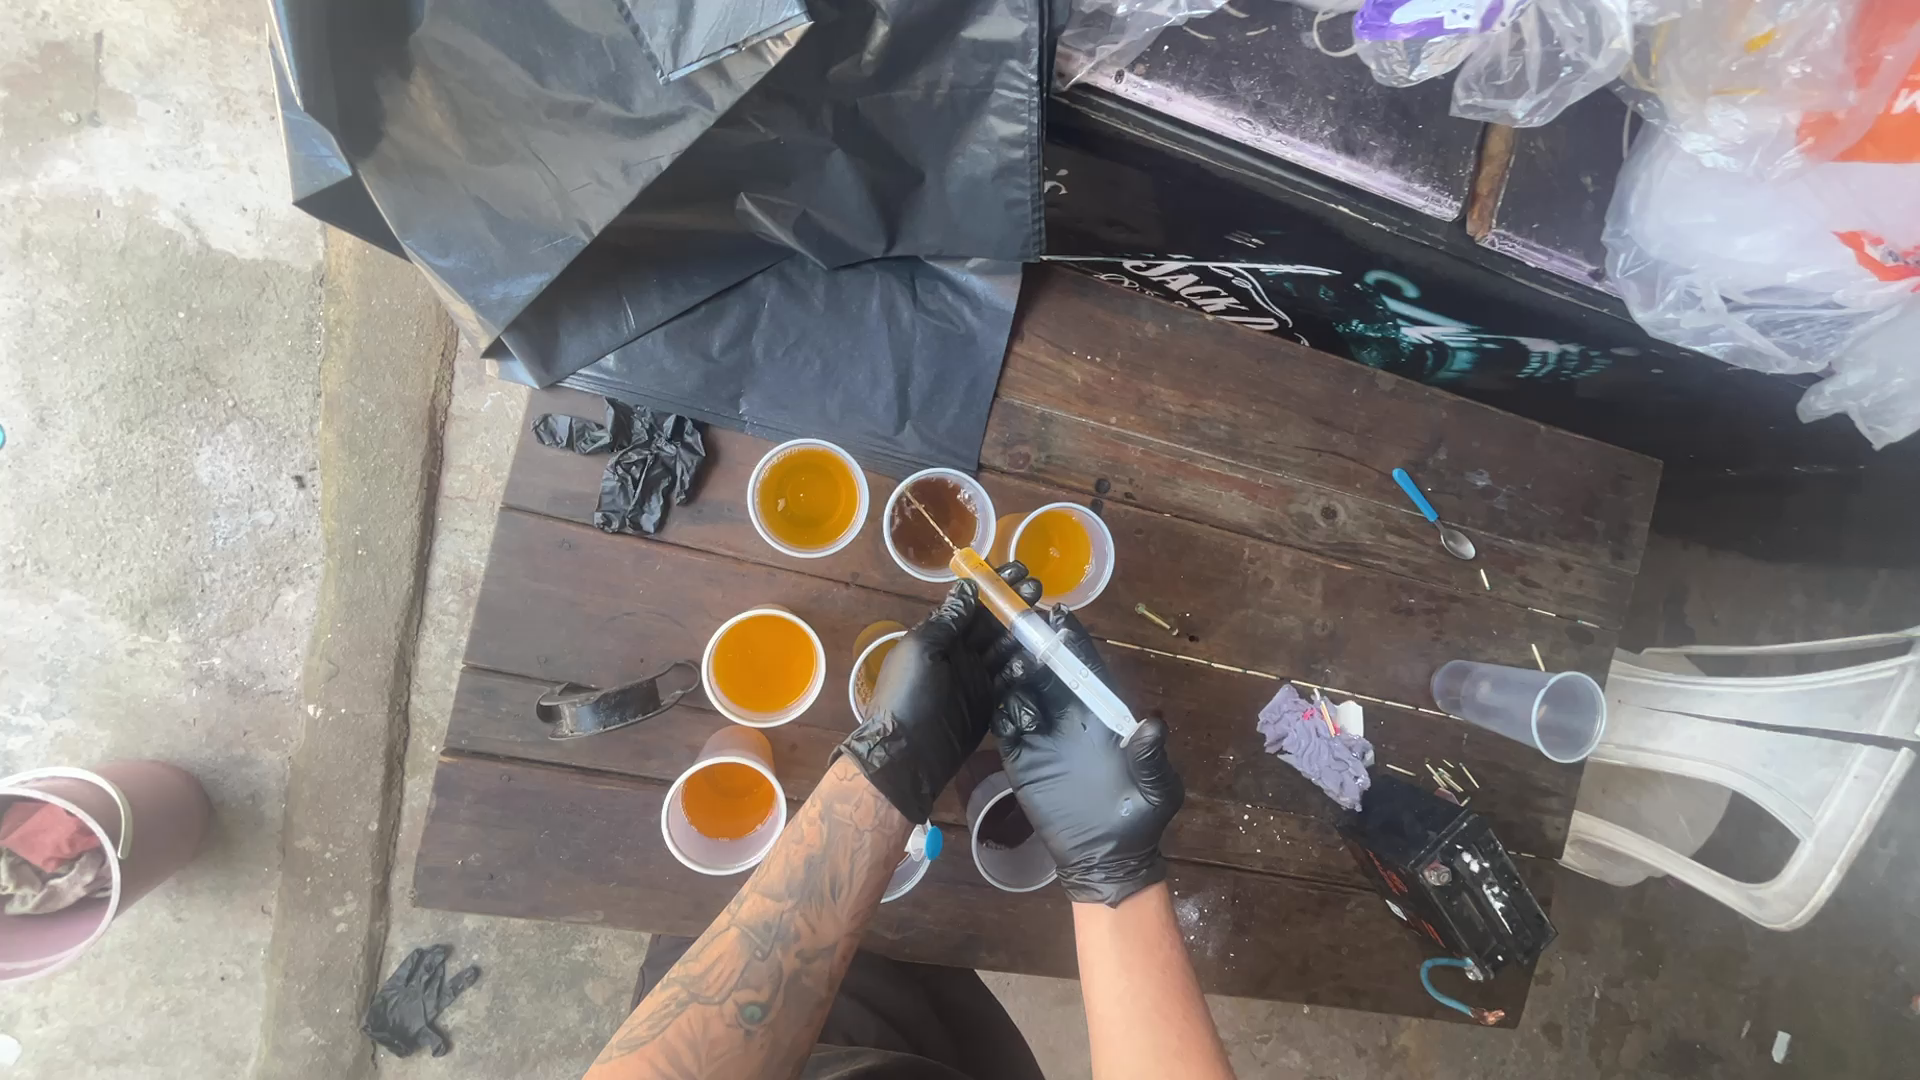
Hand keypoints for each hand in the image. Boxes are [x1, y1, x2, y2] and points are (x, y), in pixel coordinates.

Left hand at [839, 564, 1041, 823]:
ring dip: (1024, 633)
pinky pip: (1009, 680)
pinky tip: (1038, 658)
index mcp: (939, 635)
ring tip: (1045, 618)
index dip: (993, 585)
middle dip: (1014, 604)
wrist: (907, 755)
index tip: (1017, 569)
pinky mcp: (988, 702)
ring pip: (1005, 648)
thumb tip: (968, 588)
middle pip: (992, 622)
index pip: (971, 602)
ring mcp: (975, 678)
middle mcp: (959, 652)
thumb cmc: (908, 695)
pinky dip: (1023, 668)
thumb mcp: (922, 650)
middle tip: (1038, 586)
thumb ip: (947, 620)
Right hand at [992, 605, 1183, 906]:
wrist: (1106, 859)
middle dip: (1036, 645)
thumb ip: (1151, 756)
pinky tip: (1007, 709)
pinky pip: (1005, 724)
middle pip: (1049, 670)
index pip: (1087, 667)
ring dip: (1015, 673)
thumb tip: (1153, 720)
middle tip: (1023, 627)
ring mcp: (1042, 733)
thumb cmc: (1139, 819)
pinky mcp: (1020, 756)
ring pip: (1022, 690)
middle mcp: (1069, 715)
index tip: (1061, 615)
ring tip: (1014, 665)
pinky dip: (1003, 711)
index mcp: (1102, 713)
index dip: (1075, 641)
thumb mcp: (1157, 789)